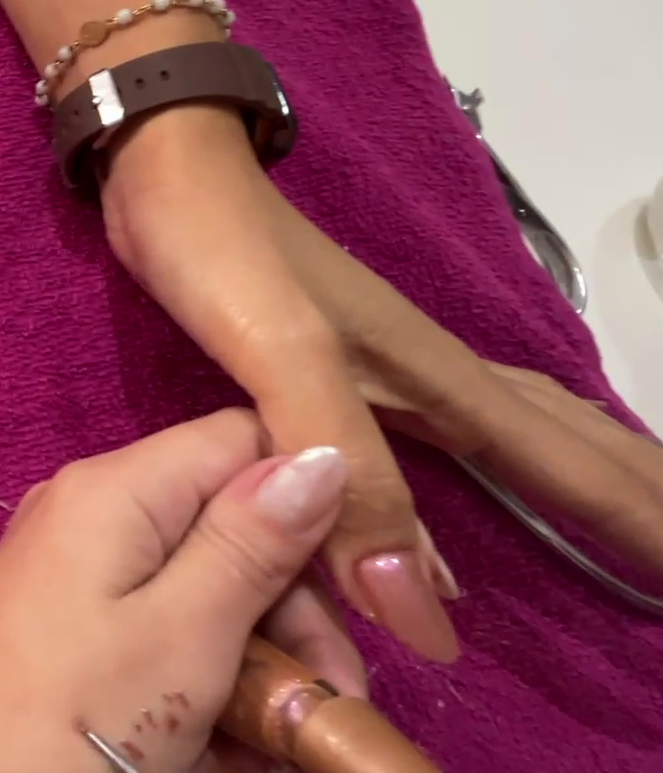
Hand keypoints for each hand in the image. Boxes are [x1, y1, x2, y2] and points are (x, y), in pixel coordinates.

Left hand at [0, 409, 362, 772]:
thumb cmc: (75, 710)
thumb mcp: (182, 632)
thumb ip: (250, 542)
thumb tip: (318, 452)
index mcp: (116, 488)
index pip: (240, 441)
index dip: (314, 501)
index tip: (367, 595)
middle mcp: (94, 505)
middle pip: (229, 517)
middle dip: (292, 604)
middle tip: (326, 694)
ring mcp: (80, 557)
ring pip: (206, 578)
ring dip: (260, 653)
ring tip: (271, 740)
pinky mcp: (75, 608)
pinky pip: (164, 615)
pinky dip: (207, 670)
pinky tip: (224, 740)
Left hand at [97, 104, 662, 664]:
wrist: (161, 175)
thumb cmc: (224, 255)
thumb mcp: (284, 355)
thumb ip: (347, 463)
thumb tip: (414, 599)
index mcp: (434, 377)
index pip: (573, 467)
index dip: (644, 530)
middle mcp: (418, 368)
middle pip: (560, 440)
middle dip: (629, 502)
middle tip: (662, 564)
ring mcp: (363, 354)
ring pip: (494, 423)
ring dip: (553, 475)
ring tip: (594, 525)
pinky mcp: (307, 347)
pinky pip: (413, 415)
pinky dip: (456, 450)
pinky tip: (441, 459)